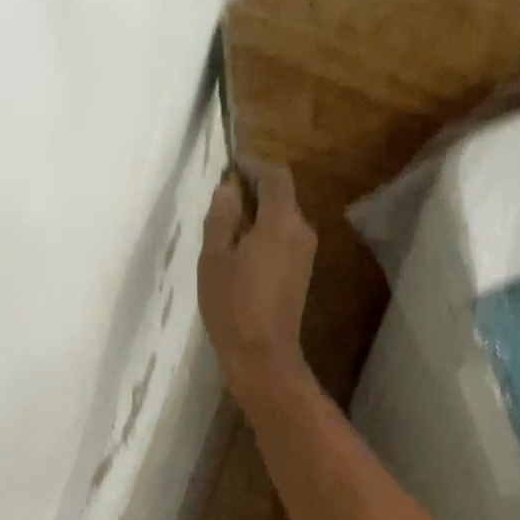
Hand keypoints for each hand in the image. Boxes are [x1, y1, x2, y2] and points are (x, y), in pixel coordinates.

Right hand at [198, 161, 316, 407]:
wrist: (262, 355)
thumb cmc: (232, 305)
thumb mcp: (214, 258)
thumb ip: (222, 218)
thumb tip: (229, 188)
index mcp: (280, 221)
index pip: (275, 176)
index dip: (253, 165)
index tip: (230, 165)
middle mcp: (300, 231)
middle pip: (280, 197)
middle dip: (252, 191)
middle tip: (219, 201)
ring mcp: (304, 253)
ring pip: (281, 220)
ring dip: (256, 216)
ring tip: (223, 231)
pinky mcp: (300, 273)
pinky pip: (282, 240)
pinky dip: (262, 236)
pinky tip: (238, 256)